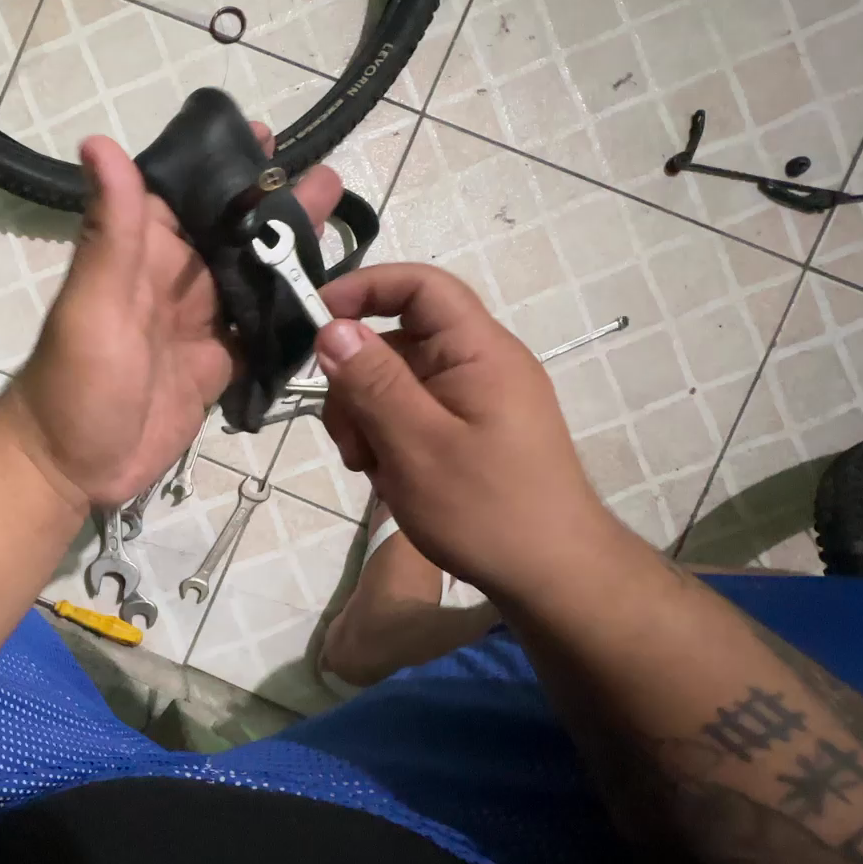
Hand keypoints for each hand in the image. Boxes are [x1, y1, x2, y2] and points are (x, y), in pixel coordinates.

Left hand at [4, 128, 342, 508]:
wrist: (71, 467)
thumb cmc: (76, 384)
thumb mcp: (94, 303)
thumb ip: (112, 232)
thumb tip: (98, 141)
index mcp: (142, 257)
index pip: (185, 197)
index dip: (222, 167)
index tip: (266, 136)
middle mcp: (173, 284)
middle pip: (230, 237)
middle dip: (275, 208)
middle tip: (328, 179)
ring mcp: (196, 326)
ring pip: (251, 280)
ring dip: (289, 255)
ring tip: (338, 223)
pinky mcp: (214, 367)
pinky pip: (258, 333)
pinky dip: (288, 317)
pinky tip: (328, 299)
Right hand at [313, 264, 630, 597]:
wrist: (550, 577)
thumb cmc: (485, 509)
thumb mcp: (416, 444)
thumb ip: (371, 382)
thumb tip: (330, 328)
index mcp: (478, 351)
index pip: (420, 286)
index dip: (363, 288)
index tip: (313, 320)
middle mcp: (476, 364)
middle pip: (394, 340)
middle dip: (355, 380)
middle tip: (347, 438)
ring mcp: (469, 399)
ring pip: (391, 380)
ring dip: (364, 416)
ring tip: (369, 466)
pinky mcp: (462, 428)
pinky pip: (406, 412)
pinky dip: (383, 436)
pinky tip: (384, 473)